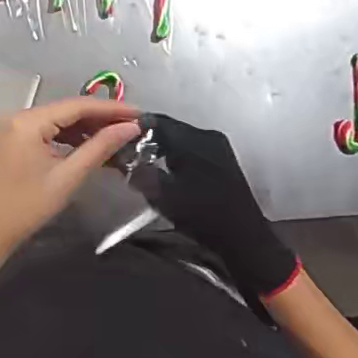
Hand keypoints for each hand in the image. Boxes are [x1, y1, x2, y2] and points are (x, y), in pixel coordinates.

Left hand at [0, 98, 141, 259]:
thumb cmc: (25, 207)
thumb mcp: (67, 177)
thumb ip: (100, 148)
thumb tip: (130, 128)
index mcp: (28, 121)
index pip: (77, 105)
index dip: (111, 109)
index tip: (141, 114)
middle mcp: (18, 118)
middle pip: (67, 110)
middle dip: (100, 118)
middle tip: (133, 127)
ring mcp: (12, 131)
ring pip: (57, 122)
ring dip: (85, 129)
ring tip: (117, 139)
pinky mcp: (11, 145)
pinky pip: (45, 133)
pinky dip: (68, 139)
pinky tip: (89, 148)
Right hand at [133, 114, 298, 296]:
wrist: (242, 236)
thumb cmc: (200, 214)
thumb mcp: (160, 194)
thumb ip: (137, 170)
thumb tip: (117, 153)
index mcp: (191, 139)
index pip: (154, 121)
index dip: (132, 128)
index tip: (114, 139)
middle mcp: (207, 135)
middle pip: (168, 128)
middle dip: (145, 139)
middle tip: (125, 153)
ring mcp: (218, 146)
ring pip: (181, 138)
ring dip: (161, 147)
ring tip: (142, 163)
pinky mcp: (223, 158)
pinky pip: (192, 148)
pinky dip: (176, 154)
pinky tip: (166, 170)